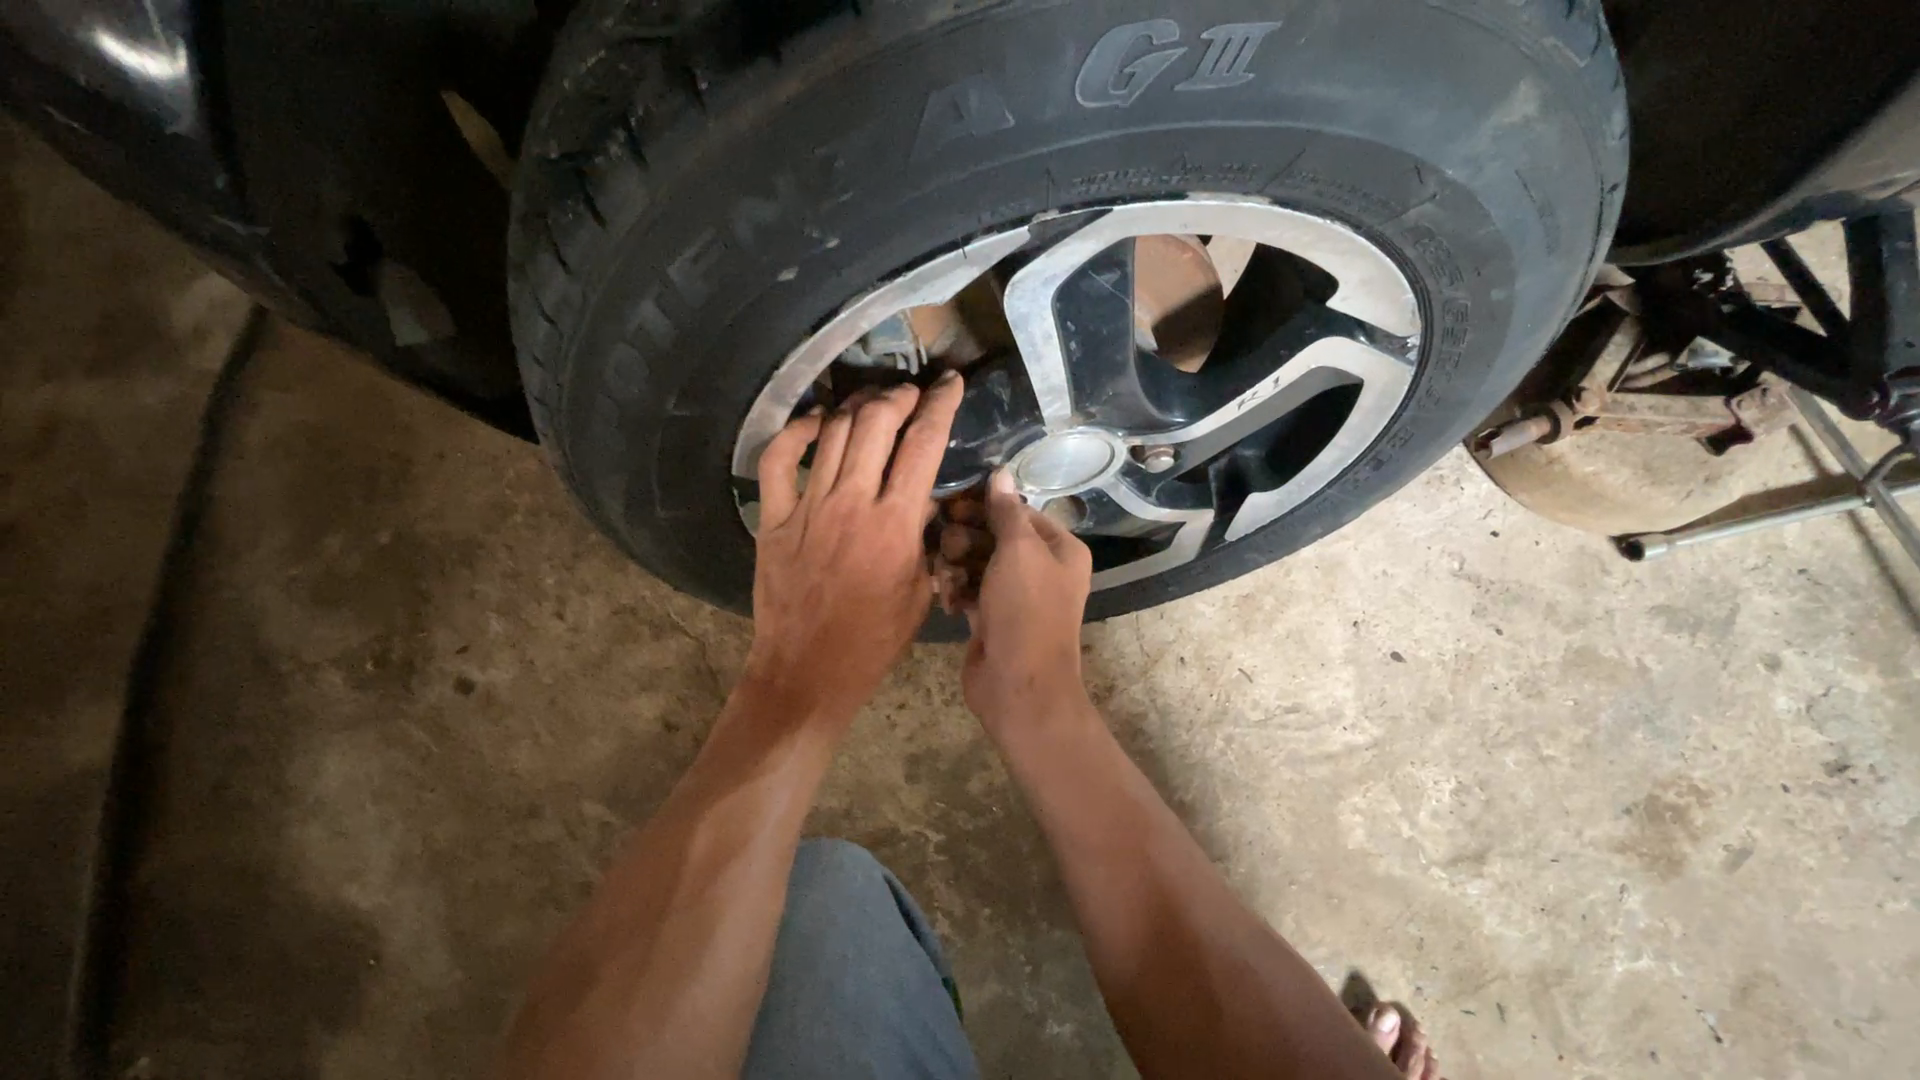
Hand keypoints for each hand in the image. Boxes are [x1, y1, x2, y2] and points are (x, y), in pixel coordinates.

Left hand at [746, 373, 962, 718]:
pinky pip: (777, 461)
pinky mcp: (773, 520)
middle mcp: (851, 503)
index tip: (950, 382)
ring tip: (870, 405)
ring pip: (831, 434)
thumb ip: (926, 540)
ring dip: (855, 409)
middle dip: (897, 397)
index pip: (923, 445)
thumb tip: (928, 501)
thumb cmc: (874, 640)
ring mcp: (807, 508)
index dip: (940, 405)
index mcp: (895, 523)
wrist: (809, 670)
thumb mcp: (920, 592)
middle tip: (907, 395)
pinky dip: (794, 433)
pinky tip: (813, 424)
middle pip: (875, 424)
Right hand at [940, 469, 1094, 732]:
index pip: (1018, 511)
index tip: (951, 505)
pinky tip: (948, 600)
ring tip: (947, 580)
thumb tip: (1001, 472)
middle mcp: (1041, 568)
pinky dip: (956, 590)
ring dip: (956, 566)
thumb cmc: (1026, 610)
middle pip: (993, 535)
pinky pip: (968, 589)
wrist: (1019, 685)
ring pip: (975, 562)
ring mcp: (1014, 595)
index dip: (985, 506)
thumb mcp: (1018, 551)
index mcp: (1060, 548)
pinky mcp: (991, 617)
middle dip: (965, 539)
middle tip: (948, 548)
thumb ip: (1006, 510)